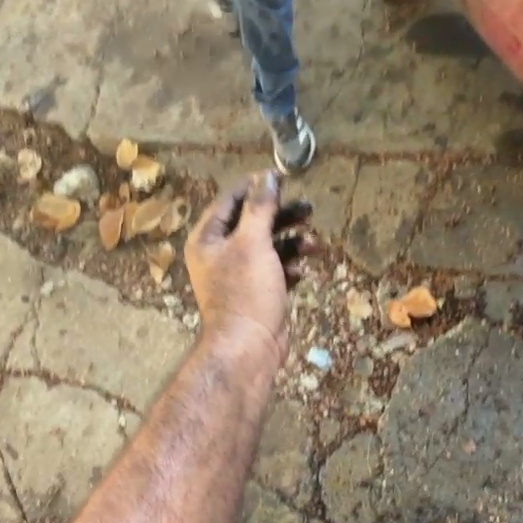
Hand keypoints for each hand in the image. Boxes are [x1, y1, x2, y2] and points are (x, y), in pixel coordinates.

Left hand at [185, 171, 301, 362]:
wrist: (249, 348)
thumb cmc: (246, 292)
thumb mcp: (253, 242)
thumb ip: (260, 207)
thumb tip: (266, 175)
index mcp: (208, 239)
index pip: (231, 201)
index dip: (256, 187)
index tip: (282, 178)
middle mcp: (219, 254)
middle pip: (253, 223)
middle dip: (282, 216)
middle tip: (308, 209)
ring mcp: (238, 276)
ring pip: (268, 247)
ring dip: (292, 243)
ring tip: (315, 244)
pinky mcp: (257, 294)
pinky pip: (276, 271)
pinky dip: (290, 268)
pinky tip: (302, 273)